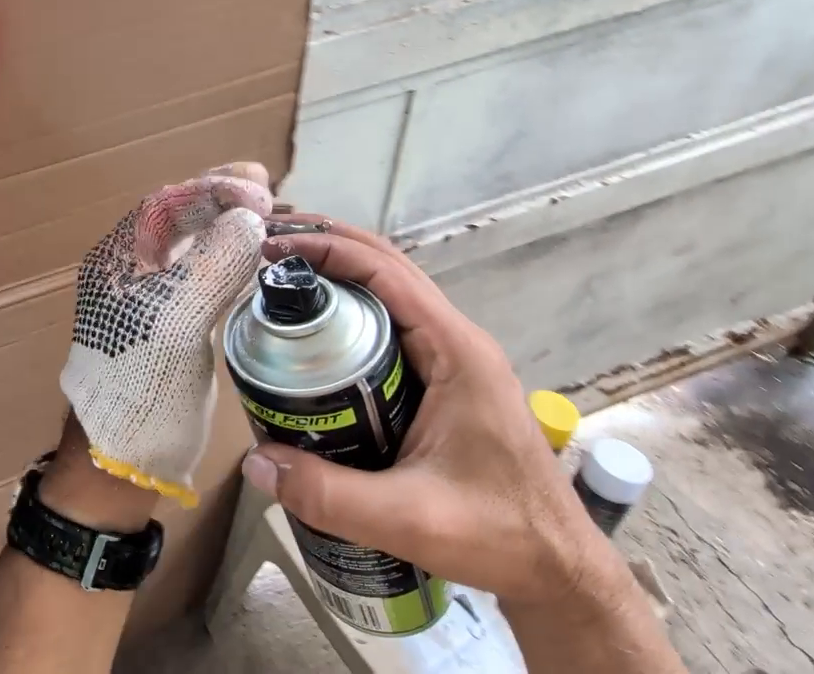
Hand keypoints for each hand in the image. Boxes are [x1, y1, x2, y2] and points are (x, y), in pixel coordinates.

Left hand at [59, 163, 273, 506]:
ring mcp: (154, 298)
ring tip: (268, 212)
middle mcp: (134, 271)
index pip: (166, 204)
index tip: (257, 188)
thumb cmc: (140, 384)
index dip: (211, 189)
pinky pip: (206, 277)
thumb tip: (249, 218)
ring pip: (195, 246)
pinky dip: (233, 260)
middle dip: (220, 198)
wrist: (126, 455)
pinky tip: (259, 257)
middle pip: (179, 218)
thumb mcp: (174, 320)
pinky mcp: (176, 324)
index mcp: (120, 260)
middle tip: (264, 187)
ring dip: (229, 226)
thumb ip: (211, 265)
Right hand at [239, 217, 616, 604]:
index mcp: (457, 352)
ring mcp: (454, 359)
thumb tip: (255, 462)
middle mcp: (457, 341)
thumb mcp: (410, 519)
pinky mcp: (446, 380)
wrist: (559, 568)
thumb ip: (330, 495)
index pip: (385, 273)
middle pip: (387, 267)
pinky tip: (316, 331)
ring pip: (390, 293)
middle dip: (328, 245)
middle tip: (268, 248)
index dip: (328, 249)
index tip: (275, 250)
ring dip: (339, 273)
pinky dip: (350, 309)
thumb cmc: (500, 536)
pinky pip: (392, 325)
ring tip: (283, 277)